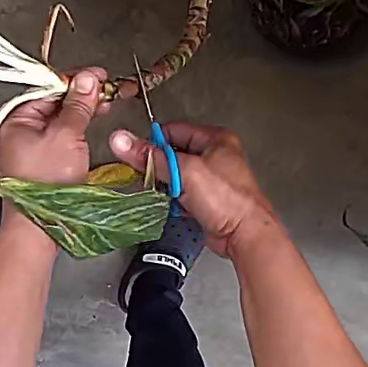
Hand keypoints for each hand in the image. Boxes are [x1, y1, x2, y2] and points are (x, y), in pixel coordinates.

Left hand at [0, 67, 108, 185]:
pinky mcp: (40, 162)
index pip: (47, 89)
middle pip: (52, 104)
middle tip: (106, 92)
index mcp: (16, 120)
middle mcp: (18, 132)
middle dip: (81, 96)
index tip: (98, 76)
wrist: (40, 224)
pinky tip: (89, 127)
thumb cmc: (44, 184)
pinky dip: (75, 129)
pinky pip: (58, 137)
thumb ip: (77, 106)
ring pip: (57, 120)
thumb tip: (86, 80)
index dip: (75, 81)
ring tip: (103, 106)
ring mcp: (28, 148)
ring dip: (81, 112)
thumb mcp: (66, 136)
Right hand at [108, 122, 280, 256]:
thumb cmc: (226, 200)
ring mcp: (212, 178)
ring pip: (175, 175)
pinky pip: (181, 193)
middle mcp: (215, 155)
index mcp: (215, 139)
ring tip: (163, 193)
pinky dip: (173, 199)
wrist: (246, 235)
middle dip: (158, 167)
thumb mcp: (183, 172)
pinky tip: (172, 206)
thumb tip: (121, 140)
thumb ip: (151, 157)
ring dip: (165, 185)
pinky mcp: (208, 199)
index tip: (139, 156)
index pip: (172, 130)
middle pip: (172, 153)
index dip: (153, 143)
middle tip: (150, 178)